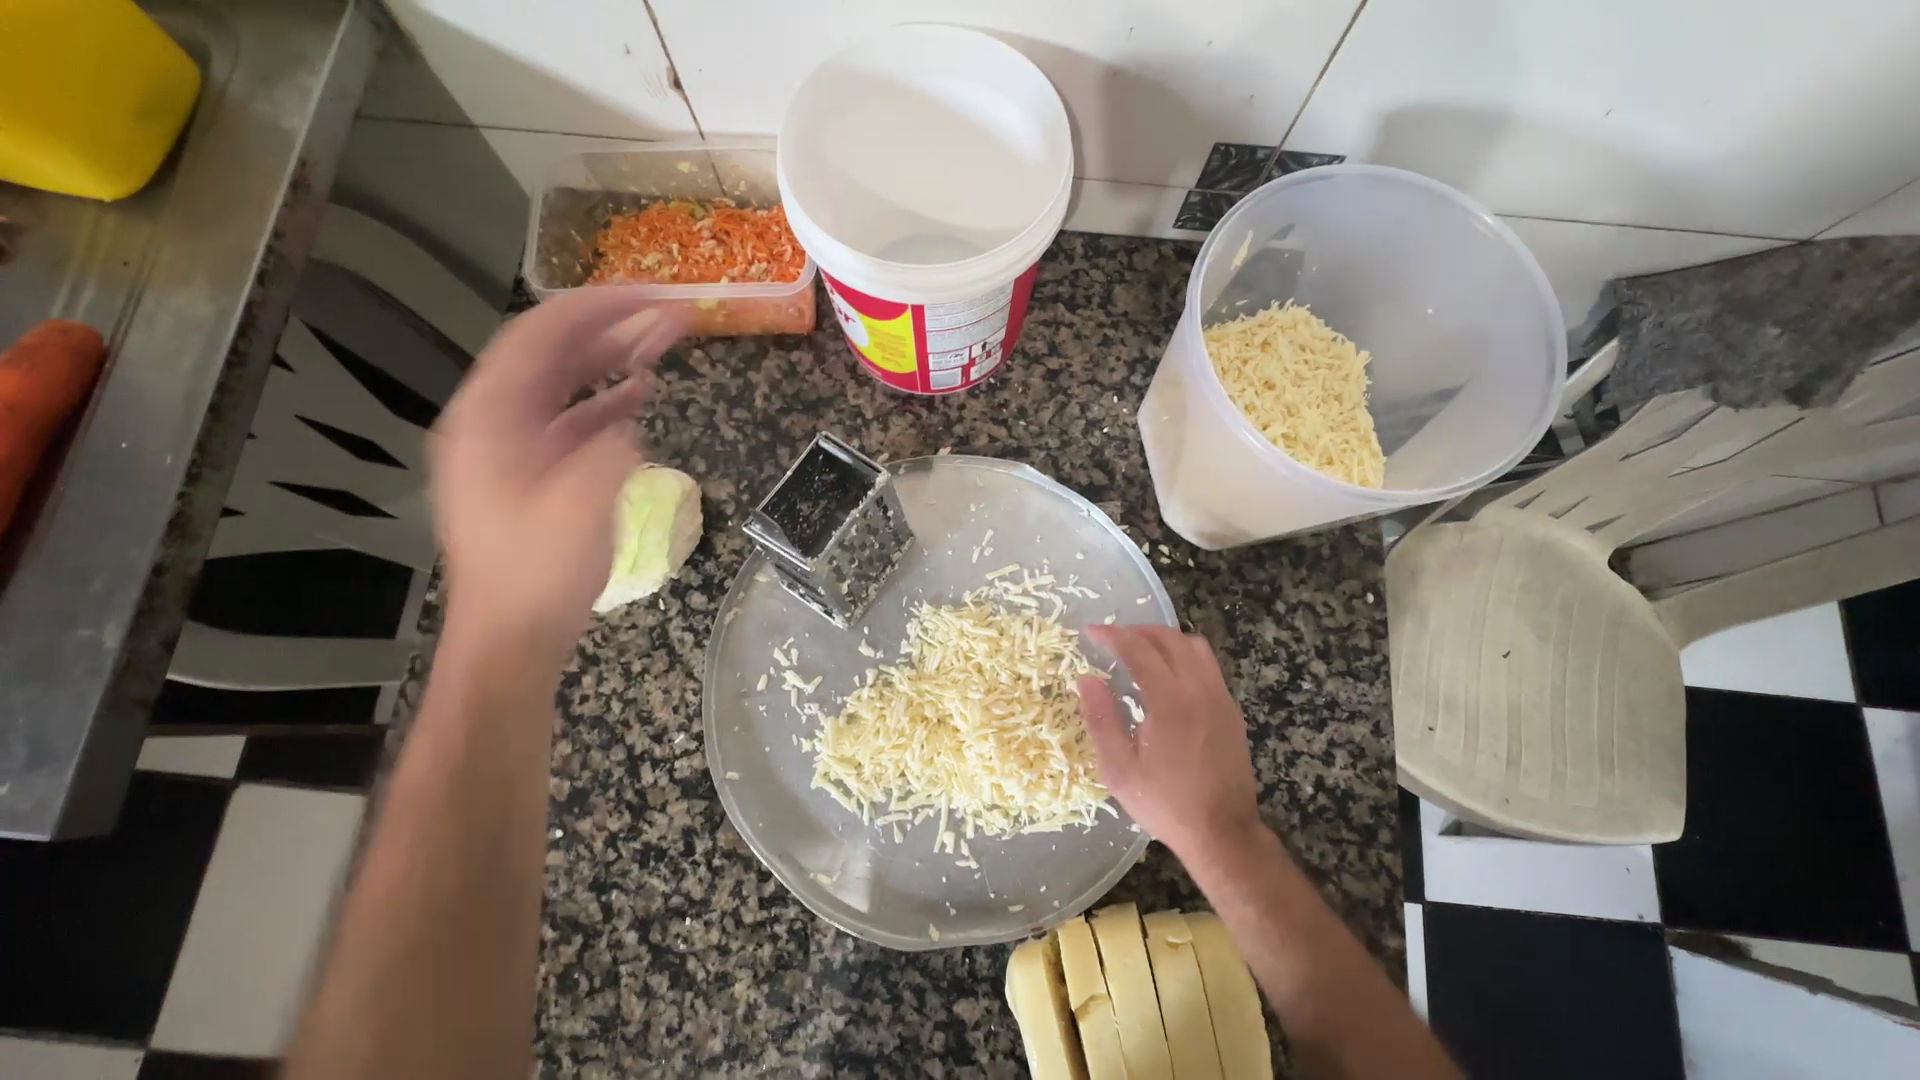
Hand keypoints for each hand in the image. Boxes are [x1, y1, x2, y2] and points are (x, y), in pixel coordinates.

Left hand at [429, 289, 686, 660]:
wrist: (512, 635)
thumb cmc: (537, 574)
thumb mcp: (580, 505)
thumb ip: (609, 447)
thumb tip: (625, 420)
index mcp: (490, 416)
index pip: (542, 334)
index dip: (598, 306)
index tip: (651, 294)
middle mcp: (495, 420)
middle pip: (554, 352)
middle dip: (614, 326)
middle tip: (672, 315)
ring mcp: (514, 446)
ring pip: (565, 383)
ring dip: (613, 359)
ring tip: (665, 343)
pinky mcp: (535, 472)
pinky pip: (572, 419)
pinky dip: (607, 401)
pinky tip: (643, 395)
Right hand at [1078, 625, 1264, 861]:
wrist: (1223, 832)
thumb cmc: (1166, 804)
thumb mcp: (1119, 769)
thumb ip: (1101, 719)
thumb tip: (1086, 680)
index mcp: (1171, 702)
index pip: (1140, 650)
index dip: (1113, 635)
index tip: (1091, 632)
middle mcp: (1201, 691)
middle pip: (1171, 639)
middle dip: (1139, 630)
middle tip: (1113, 638)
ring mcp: (1222, 699)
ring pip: (1196, 648)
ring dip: (1165, 640)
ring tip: (1141, 650)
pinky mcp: (1232, 712)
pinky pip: (1208, 667)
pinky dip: (1184, 658)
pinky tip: (1168, 677)